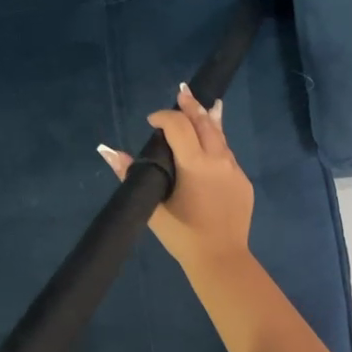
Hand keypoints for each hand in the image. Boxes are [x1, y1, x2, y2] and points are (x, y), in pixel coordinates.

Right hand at [99, 82, 254, 272]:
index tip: (152, 121)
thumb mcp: (153, 208)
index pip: (179, 126)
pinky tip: (213, 148)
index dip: (164, 117)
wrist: (222, 258)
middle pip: (205, 122)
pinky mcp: (243, 183)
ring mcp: (234, 171)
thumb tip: (108, 152)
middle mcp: (218, 160)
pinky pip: (228, 157)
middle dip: (192, 107)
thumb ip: (131, 175)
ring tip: (204, 108)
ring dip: (208, 122)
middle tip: (183, 93)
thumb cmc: (183, 236)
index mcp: (195, 163)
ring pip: (221, 138)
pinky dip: (217, 146)